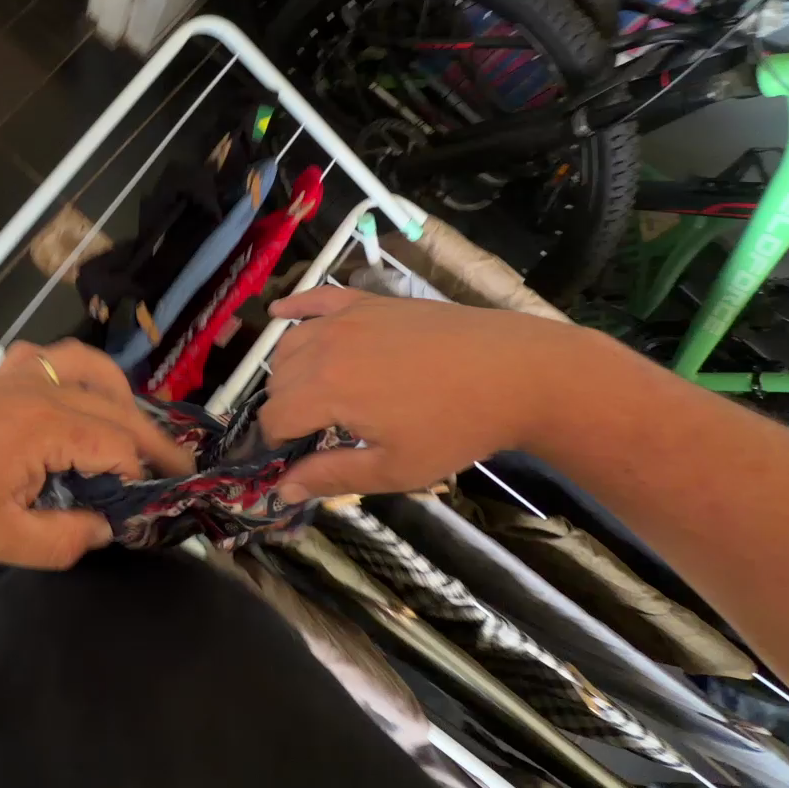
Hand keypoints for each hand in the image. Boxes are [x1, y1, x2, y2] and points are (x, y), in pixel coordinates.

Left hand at [0, 340, 193, 568]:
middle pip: (115, 405)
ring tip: (137, 425)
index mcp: (45, 426)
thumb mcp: (0, 537)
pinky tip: (78, 391)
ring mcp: (18, 376)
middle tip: (180, 467)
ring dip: (121, 394)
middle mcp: (41, 389)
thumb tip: (107, 527)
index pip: (116, 444)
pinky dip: (77, 369)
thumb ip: (64, 538)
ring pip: (89, 366)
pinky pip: (51, 356)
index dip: (142, 475)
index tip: (160, 503)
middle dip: (153, 436)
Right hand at [260, 287, 596, 501]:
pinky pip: (315, 297)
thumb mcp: (394, 468)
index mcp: (325, 390)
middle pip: (277, 382)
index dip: (276, 444)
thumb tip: (282, 490)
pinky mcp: (367, 301)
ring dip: (288, 371)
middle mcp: (323, 347)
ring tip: (314, 394)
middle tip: (317, 433)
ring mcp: (344, 318)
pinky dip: (293, 304)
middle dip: (285, 411)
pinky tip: (279, 311)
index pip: (273, 418)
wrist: (515, 372)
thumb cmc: (455, 428)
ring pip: (289, 344)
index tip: (296, 460)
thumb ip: (331, 476)